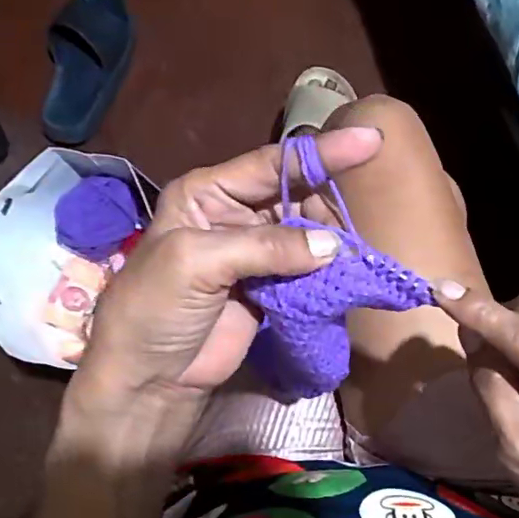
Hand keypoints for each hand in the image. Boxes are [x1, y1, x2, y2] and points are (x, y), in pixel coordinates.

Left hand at [139, 126, 382, 387]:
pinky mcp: (270, 290)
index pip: (272, 164)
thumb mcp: (196, 262)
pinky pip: (307, 272)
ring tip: (352, 254)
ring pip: (307, 235)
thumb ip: (264, 247)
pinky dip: (327, 273)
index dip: (321, 153)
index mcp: (207, 194)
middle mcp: (234, 216)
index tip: (370, 141)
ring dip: (331, 243)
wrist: (148, 377)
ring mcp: (254, 255)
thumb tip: (333, 247)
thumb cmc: (155, 307)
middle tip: (350, 227)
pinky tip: (346, 274)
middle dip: (326, 204)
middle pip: (295, 196)